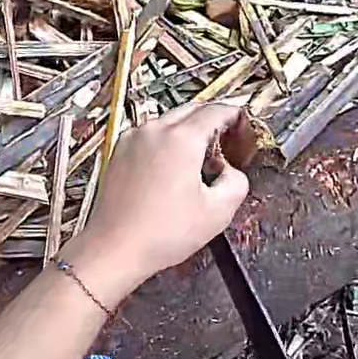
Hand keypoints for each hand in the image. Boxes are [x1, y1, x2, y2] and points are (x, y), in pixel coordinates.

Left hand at [61, 103, 248, 299]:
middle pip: (191, 110)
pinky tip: (172, 168)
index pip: (216, 111)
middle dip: (211, 120)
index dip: (234, 114)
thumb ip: (236, 182)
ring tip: (200, 158)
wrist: (115, 248)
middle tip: (226, 140)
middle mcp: (155, 131)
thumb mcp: (218, 212)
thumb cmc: (163, 233)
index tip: (243, 122)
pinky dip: (166, 142)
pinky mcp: (119, 152)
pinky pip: (150, 136)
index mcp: (182, 139)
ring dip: (187, 131)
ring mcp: (133, 139)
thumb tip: (231, 171)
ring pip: (168, 121)